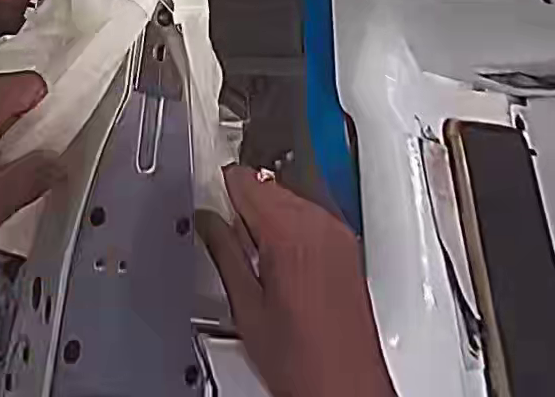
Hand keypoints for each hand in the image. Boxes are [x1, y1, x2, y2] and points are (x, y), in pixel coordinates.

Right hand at [197, 166, 397, 396]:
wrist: (347, 390)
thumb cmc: (304, 363)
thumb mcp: (246, 306)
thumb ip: (223, 250)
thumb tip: (207, 220)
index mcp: (288, 231)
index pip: (245, 179)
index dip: (222, 187)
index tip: (211, 199)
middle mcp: (317, 222)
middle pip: (267, 186)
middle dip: (245, 206)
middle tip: (230, 238)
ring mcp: (335, 231)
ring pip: (288, 197)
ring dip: (268, 216)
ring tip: (258, 260)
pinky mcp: (346, 242)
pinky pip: (309, 214)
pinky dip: (291, 226)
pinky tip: (282, 264)